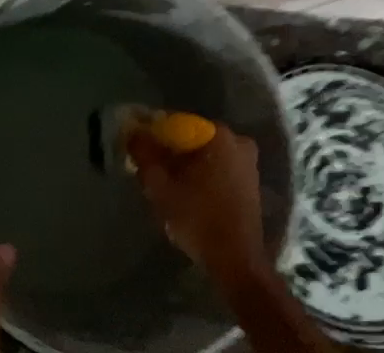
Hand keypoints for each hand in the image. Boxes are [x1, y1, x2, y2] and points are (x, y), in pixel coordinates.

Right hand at [127, 122, 267, 284]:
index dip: (154, 136)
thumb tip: (132, 133)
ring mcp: (248, 163)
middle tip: (153, 173)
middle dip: (171, 152)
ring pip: (205, 155)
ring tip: (169, 188)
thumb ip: (144, 155)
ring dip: (186, 166)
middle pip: (192, 139)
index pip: (176, 123)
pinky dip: (202, 176)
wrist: (237, 262)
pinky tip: (189, 196)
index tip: (141, 153)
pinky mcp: (251, 183)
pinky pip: (218, 169)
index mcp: (217, 135)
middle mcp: (237, 141)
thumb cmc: (198, 218)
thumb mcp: (161, 187)